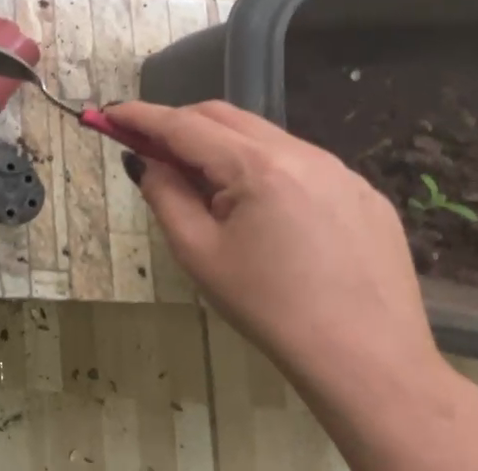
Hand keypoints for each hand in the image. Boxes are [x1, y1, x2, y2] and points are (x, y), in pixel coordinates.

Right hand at [107, 101, 440, 387]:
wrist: (371, 365)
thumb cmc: (270, 307)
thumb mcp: (196, 249)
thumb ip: (163, 192)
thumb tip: (146, 160)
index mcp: (258, 168)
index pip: (182, 125)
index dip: (138, 116)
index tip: (106, 113)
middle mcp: (304, 156)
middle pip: (222, 116)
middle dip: (178, 123)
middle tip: (147, 149)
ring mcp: (342, 174)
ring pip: (262, 136)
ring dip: (220, 144)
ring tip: (202, 184)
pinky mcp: (365, 197)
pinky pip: (299, 162)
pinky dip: (261, 166)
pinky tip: (257, 207)